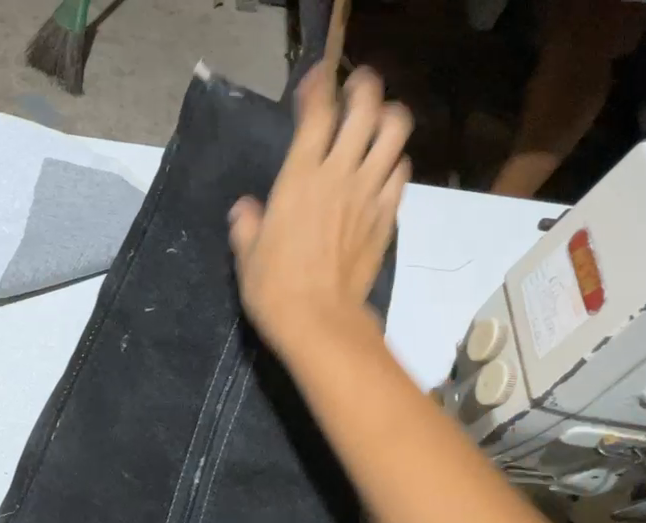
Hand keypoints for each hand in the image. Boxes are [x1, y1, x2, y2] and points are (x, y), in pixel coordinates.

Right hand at [228, 66, 411, 347]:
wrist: (319, 320)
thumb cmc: (273, 288)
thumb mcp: (247, 255)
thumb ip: (247, 224)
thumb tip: (245, 209)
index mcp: (299, 179)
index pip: (316, 115)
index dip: (318, 88)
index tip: (316, 79)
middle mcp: (339, 175)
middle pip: (365, 110)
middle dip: (363, 90)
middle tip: (355, 90)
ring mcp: (368, 194)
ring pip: (395, 133)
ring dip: (389, 118)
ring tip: (379, 121)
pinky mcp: (386, 216)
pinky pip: (400, 173)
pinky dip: (394, 161)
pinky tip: (384, 168)